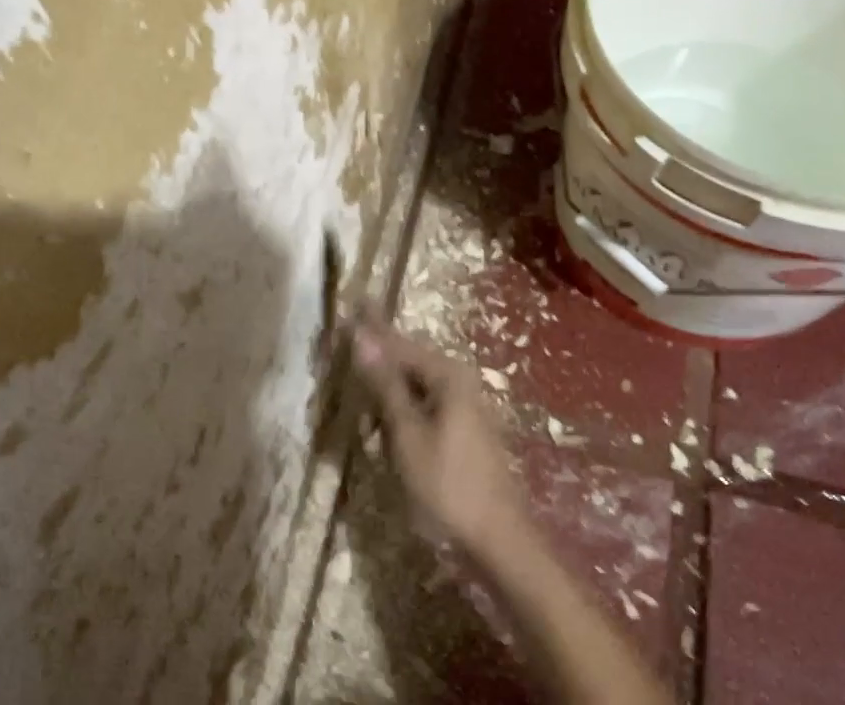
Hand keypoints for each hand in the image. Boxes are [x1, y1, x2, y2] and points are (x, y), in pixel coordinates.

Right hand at [349, 317, 525, 547]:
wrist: (498, 539)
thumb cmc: (447, 485)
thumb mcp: (407, 433)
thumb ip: (385, 384)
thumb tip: (361, 337)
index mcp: (447, 376)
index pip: (399, 342)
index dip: (371, 328)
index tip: (350, 304)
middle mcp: (458, 383)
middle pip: (408, 360)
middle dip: (379, 353)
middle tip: (346, 341)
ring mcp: (463, 408)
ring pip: (415, 385)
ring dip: (386, 386)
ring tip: (357, 381)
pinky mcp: (461, 432)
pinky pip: (423, 406)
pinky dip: (399, 410)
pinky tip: (381, 422)